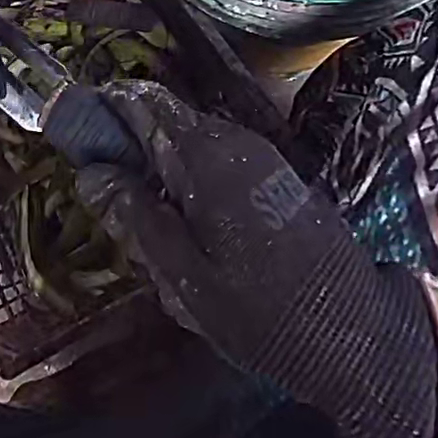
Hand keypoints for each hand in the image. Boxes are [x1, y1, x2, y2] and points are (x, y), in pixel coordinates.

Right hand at [75, 82, 437, 437]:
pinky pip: (217, 161)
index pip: (146, 104)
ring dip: (160, 165)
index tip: (77, 126)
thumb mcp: (184, 276)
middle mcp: (234, 143)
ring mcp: (260, 157)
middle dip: (130, 144)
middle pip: (167, 121)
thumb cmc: (263, 313)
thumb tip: (91, 174)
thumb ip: (137, 218)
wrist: (359, 332)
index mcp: (206, 158)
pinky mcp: (275, 177)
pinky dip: (188, 178)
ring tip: (143, 216)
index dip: (108, 106)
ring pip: (191, 143)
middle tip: (107, 189)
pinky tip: (184, 224)